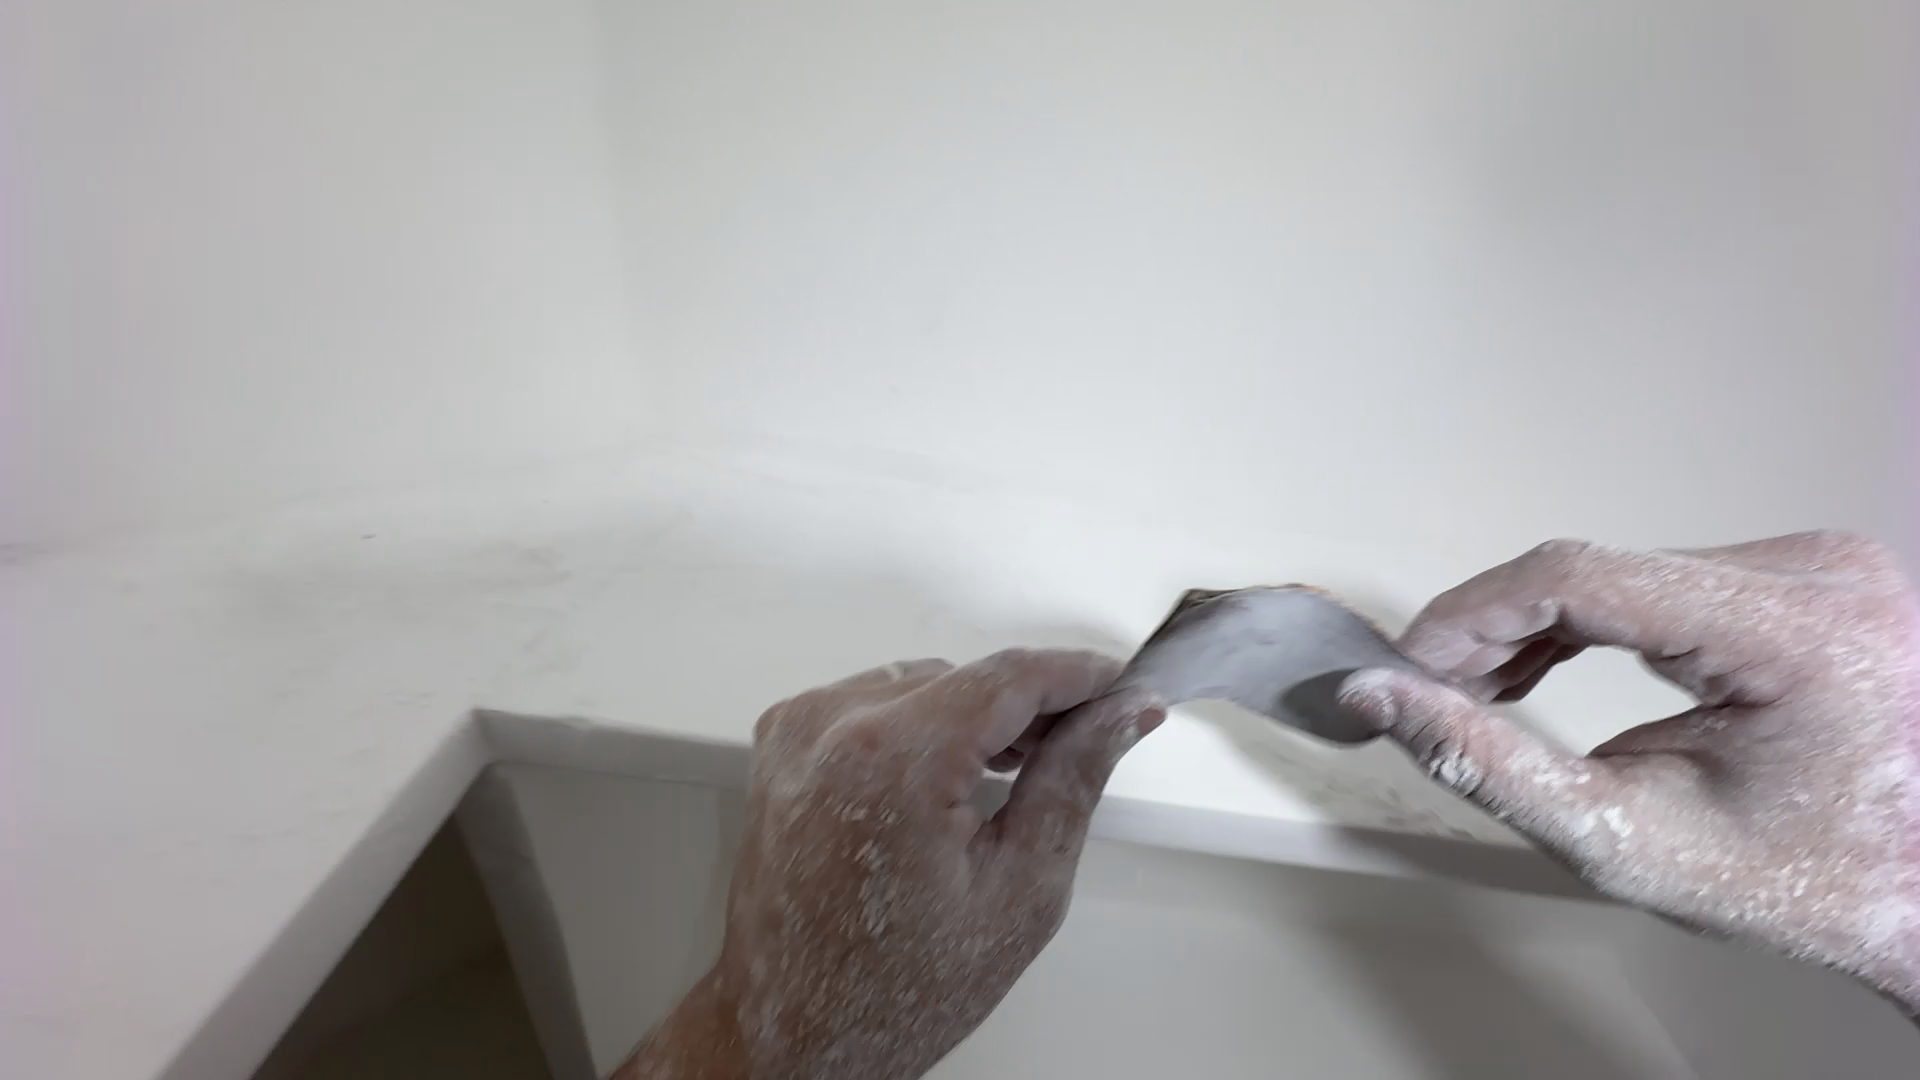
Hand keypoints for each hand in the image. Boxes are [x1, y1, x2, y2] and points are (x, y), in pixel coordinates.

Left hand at [619, 649, 1164, 1078]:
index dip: (1078, 674)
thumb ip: (1074, 781)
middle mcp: (832, 725)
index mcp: (891, 761)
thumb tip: (1120, 715)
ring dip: (977, 714)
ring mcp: (801, 725)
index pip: (1009, 677)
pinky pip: (880, 699)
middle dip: (1031, 704)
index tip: (1121, 685)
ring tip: (1012, 771)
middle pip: (967, 677)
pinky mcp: (787, 735)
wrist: (790, 1028)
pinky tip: (949, 772)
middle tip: (1079, 742)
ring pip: (927, 682)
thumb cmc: (895, 990)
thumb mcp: (1021, 893)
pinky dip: (926, 722)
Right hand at [1338, 532, 1919, 1011]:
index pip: (1574, 578)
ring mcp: (1804, 571)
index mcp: (1802, 636)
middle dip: (1482, 632)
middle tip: (1430, 691)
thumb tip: (1377, 697)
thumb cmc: (1810, 885)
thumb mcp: (1621, 839)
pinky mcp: (1784, 582)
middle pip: (1579, 572)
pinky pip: (1630, 583)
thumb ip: (1481, 762)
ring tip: (1470, 690)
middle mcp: (1814, 578)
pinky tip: (1526, 669)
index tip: (1407, 665)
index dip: (1465, 617)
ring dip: (1513, 631)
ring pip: (1595, 574)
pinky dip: (1561, 627)